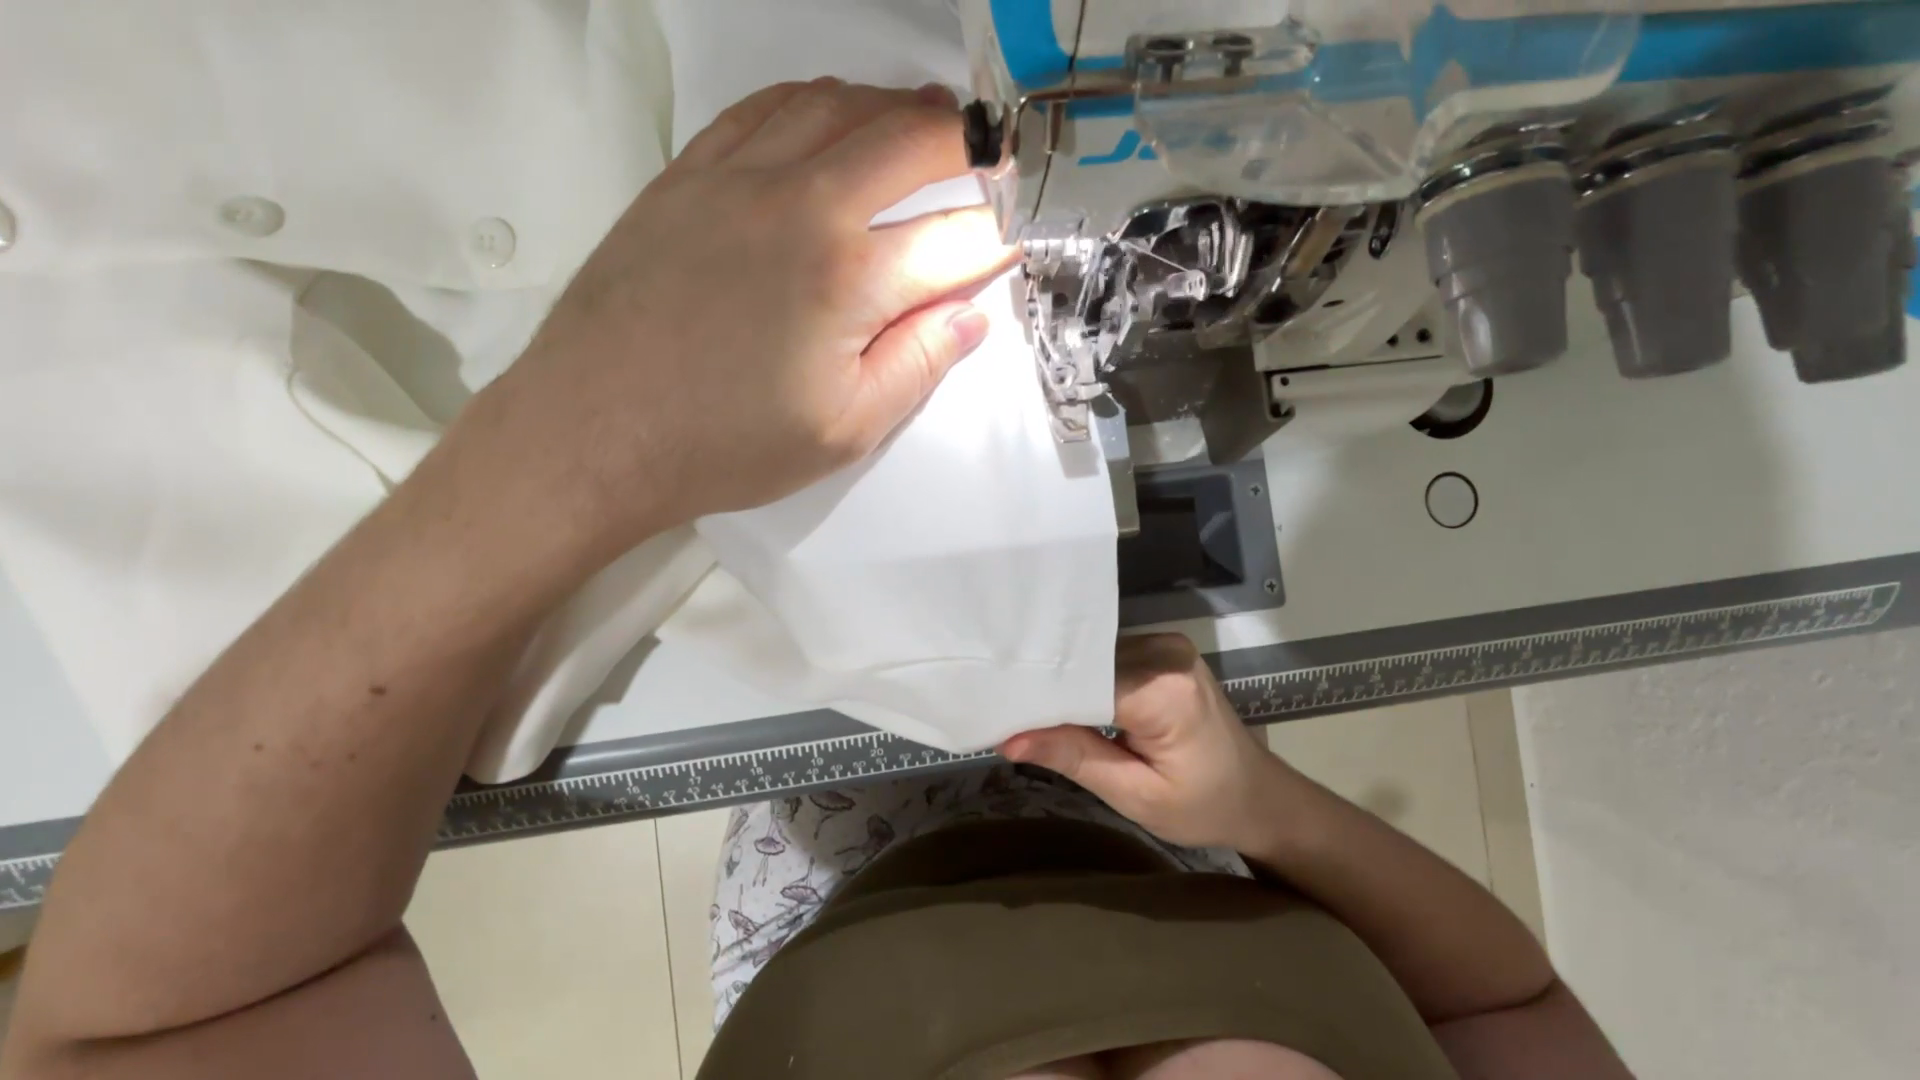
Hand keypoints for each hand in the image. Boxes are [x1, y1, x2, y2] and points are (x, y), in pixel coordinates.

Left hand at [457, 79, 1014, 555]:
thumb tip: (972, 310)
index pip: (956, 238)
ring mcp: (738, 176)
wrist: (593, 431)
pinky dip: (816, 101)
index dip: (1000, 236)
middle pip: (909, 138)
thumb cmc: (725, 446)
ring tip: (928, 120)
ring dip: (897, 107)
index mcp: (850, 276)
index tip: (1017, 240)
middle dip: (970, 142)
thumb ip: (919, 361)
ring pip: (838, 104)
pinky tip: (832, 116)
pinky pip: (764, 107)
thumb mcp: (845, 429)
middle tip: (994, 156)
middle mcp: (802, 202)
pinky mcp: (688, 173)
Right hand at [1000, 634, 1296, 852]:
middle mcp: (1165, 652)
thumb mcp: (1136, 796)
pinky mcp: (1161, 649)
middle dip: (1044, 689)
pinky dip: (1081, 680)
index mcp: (1164, 690)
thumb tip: (1009, 739)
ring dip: (1060, 683)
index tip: (995, 716)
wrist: (1260, 796)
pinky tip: (1055, 698)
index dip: (1037, 699)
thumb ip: (1075, 758)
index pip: (1082, 682)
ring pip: (1091, 657)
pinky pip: (1106, 658)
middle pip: (1084, 663)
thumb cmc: (1205, 807)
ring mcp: (1166, 645)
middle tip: (997, 711)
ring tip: (1018, 706)